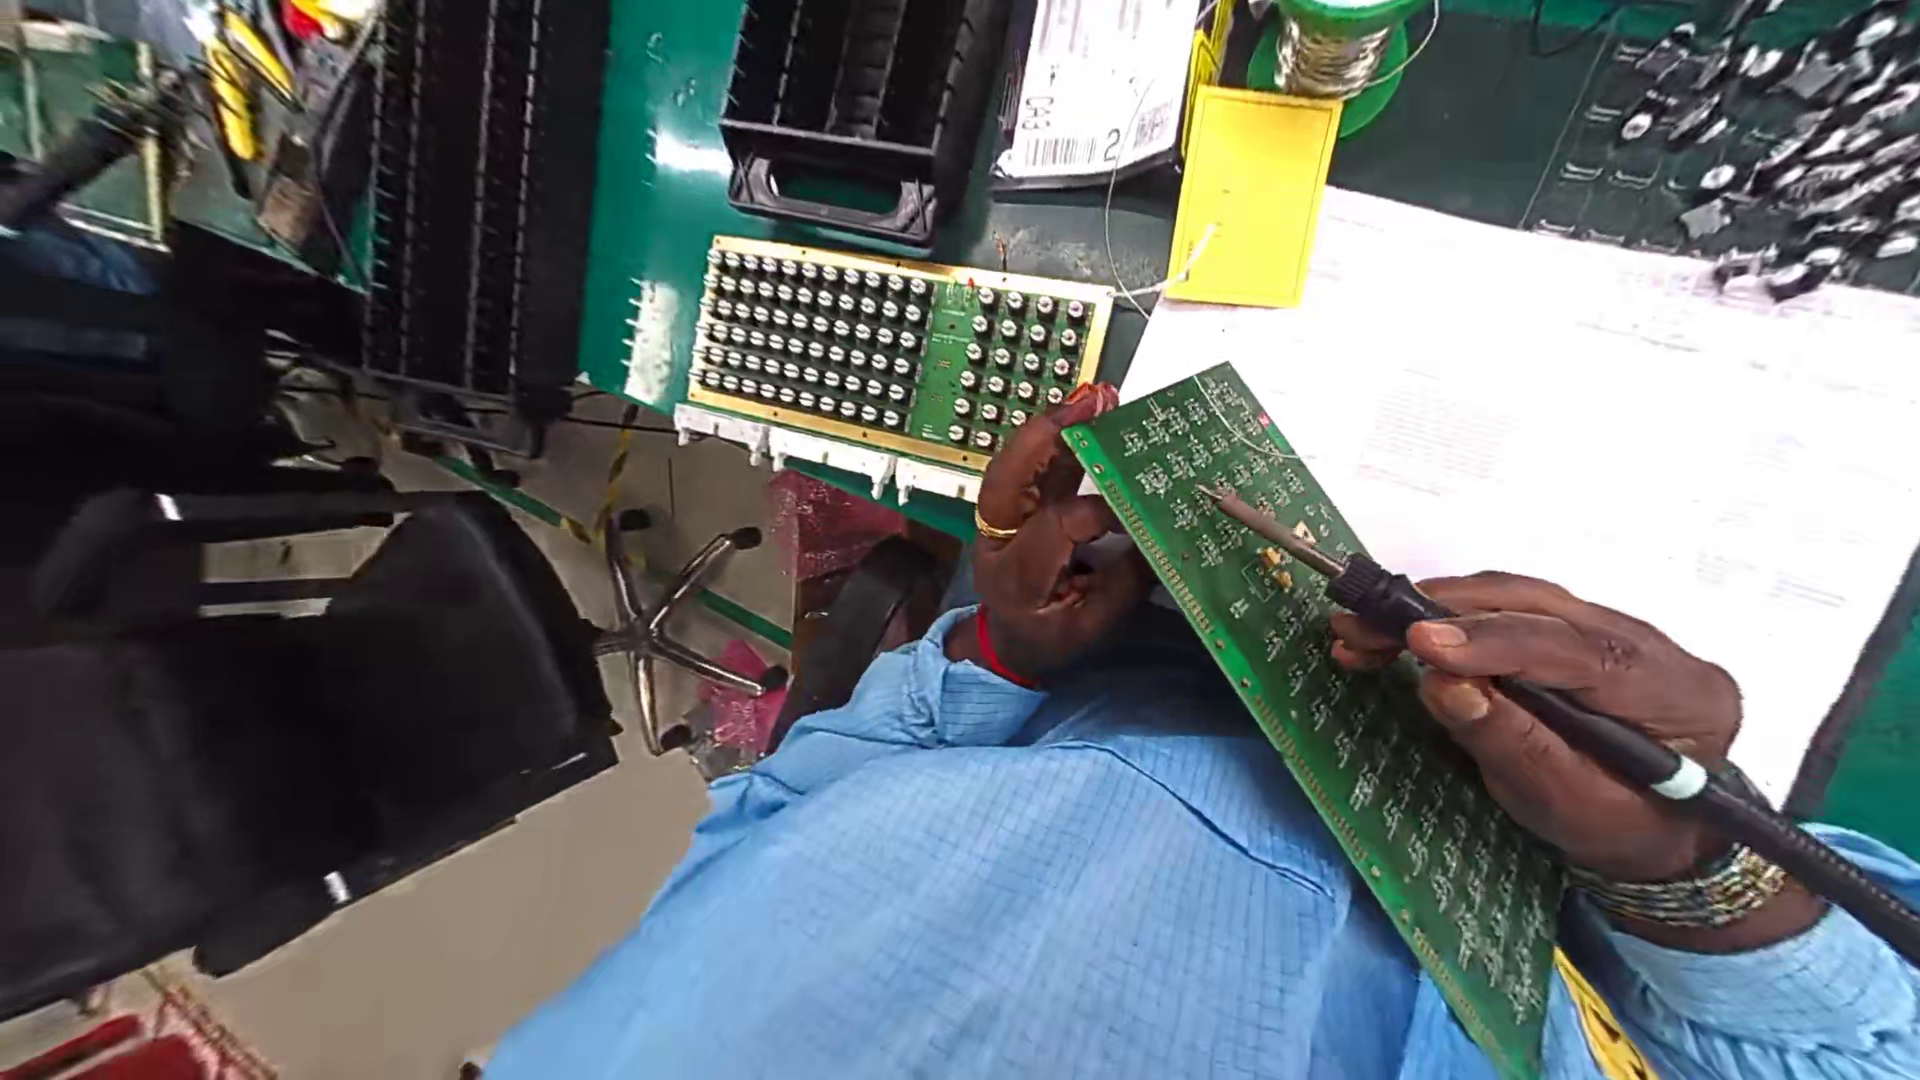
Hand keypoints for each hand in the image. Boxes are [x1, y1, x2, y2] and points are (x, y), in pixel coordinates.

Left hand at [947, 384, 1152, 680]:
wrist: (1005, 639)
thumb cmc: (1047, 638)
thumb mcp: (1090, 626)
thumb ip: (1123, 583)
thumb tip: (1158, 534)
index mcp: (1017, 576)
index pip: (1056, 526)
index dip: (1098, 510)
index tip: (1138, 507)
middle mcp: (997, 540)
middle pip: (1009, 477)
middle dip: (1050, 434)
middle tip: (1095, 403)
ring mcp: (996, 520)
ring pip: (1014, 462)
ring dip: (1053, 426)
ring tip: (1095, 399)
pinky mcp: (1008, 508)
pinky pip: (1027, 467)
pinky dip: (1054, 439)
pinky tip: (1084, 419)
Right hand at [1330, 571, 1744, 882]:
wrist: (1644, 829)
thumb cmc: (1613, 826)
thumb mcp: (1563, 800)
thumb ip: (1507, 740)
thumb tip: (1441, 685)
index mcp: (1675, 694)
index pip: (1574, 649)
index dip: (1490, 640)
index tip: (1418, 641)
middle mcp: (1646, 645)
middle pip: (1532, 605)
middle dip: (1437, 613)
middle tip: (1361, 628)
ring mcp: (1603, 628)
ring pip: (1506, 595)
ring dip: (1426, 608)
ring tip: (1363, 630)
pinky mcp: (1561, 626)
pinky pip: (1494, 604)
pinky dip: (1435, 613)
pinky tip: (1394, 629)